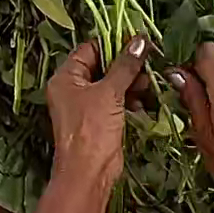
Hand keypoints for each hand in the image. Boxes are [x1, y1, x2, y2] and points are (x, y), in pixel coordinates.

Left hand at [45, 36, 149, 189]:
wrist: (89, 172)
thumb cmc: (91, 130)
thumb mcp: (109, 92)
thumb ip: (125, 65)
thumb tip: (140, 41)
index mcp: (66, 77)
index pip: (90, 49)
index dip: (113, 44)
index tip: (138, 42)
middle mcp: (73, 89)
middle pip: (102, 66)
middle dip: (126, 66)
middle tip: (147, 64)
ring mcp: (86, 105)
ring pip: (111, 84)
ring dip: (130, 83)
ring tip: (147, 84)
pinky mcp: (99, 119)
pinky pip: (116, 101)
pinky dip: (129, 99)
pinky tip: (143, 101)